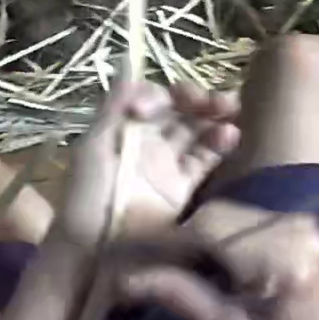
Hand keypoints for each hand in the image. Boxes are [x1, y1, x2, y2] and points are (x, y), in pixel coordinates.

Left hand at [48, 82, 240, 250]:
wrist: (95, 251)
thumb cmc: (88, 195)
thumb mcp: (94, 146)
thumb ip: (113, 107)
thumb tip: (130, 68)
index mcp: (125, 127)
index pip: (155, 99)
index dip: (166, 95)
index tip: (162, 104)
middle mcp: (149, 141)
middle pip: (181, 111)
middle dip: (200, 99)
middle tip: (216, 99)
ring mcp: (167, 165)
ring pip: (197, 131)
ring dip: (214, 117)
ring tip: (229, 109)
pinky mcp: (183, 188)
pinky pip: (205, 160)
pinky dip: (219, 144)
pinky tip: (230, 134)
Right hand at [119, 200, 318, 319]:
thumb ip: (179, 295)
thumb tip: (125, 279)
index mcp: (278, 257)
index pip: (209, 228)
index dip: (171, 240)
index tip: (146, 262)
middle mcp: (292, 227)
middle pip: (218, 213)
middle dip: (187, 237)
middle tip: (168, 268)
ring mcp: (299, 220)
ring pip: (230, 211)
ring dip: (205, 233)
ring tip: (194, 267)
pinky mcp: (300, 220)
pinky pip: (248, 216)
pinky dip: (226, 233)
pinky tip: (222, 260)